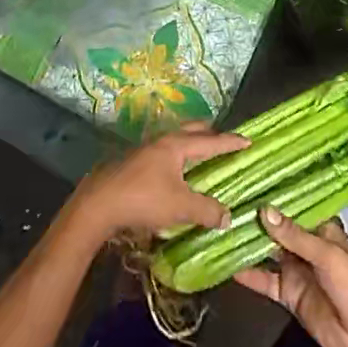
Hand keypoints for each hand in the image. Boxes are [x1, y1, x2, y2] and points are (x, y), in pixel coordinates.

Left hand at [65, 123, 248, 241]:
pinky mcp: (132, 163)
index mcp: (175, 146)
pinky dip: (175, 156)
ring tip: (199, 151)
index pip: (209, 141)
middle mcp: (160, 142)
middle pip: (188, 131)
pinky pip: (162, 153)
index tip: (248, 140)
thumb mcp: (181, 207)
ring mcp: (143, 150)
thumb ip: (207, 210)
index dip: (230, 142)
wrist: (99, 203)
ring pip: (173, 140)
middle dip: (207, 133)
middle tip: (222, 136)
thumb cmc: (143, 199)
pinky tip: (173, 169)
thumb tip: (227, 215)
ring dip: (188, 143)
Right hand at [233, 208, 347, 346]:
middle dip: (255, 219)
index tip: (249, 182)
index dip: (276, 197)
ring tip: (220, 227)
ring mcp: (297, 271)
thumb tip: (264, 211)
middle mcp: (308, 248)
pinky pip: (264, 280)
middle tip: (225, 201)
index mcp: (325, 233)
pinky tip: (226, 265)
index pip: (297, 209)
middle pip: (278, 230)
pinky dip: (247, 274)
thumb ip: (295, 236)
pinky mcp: (288, 294)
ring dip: (247, 243)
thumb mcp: (330, 258)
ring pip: (266, 252)